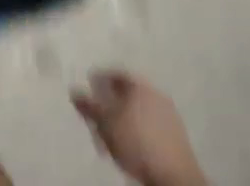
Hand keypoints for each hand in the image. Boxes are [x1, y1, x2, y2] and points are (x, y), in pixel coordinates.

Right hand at [70, 70, 206, 185]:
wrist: (173, 176)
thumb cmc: (135, 141)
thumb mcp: (104, 122)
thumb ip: (88, 104)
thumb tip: (74, 91)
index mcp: (140, 85)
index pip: (115, 73)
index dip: (98, 79)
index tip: (87, 89)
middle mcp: (156, 94)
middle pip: (126, 92)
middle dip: (109, 102)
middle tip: (95, 114)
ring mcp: (169, 114)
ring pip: (137, 109)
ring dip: (121, 117)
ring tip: (109, 132)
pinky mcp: (175, 134)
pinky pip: (148, 124)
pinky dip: (135, 128)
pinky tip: (127, 141)